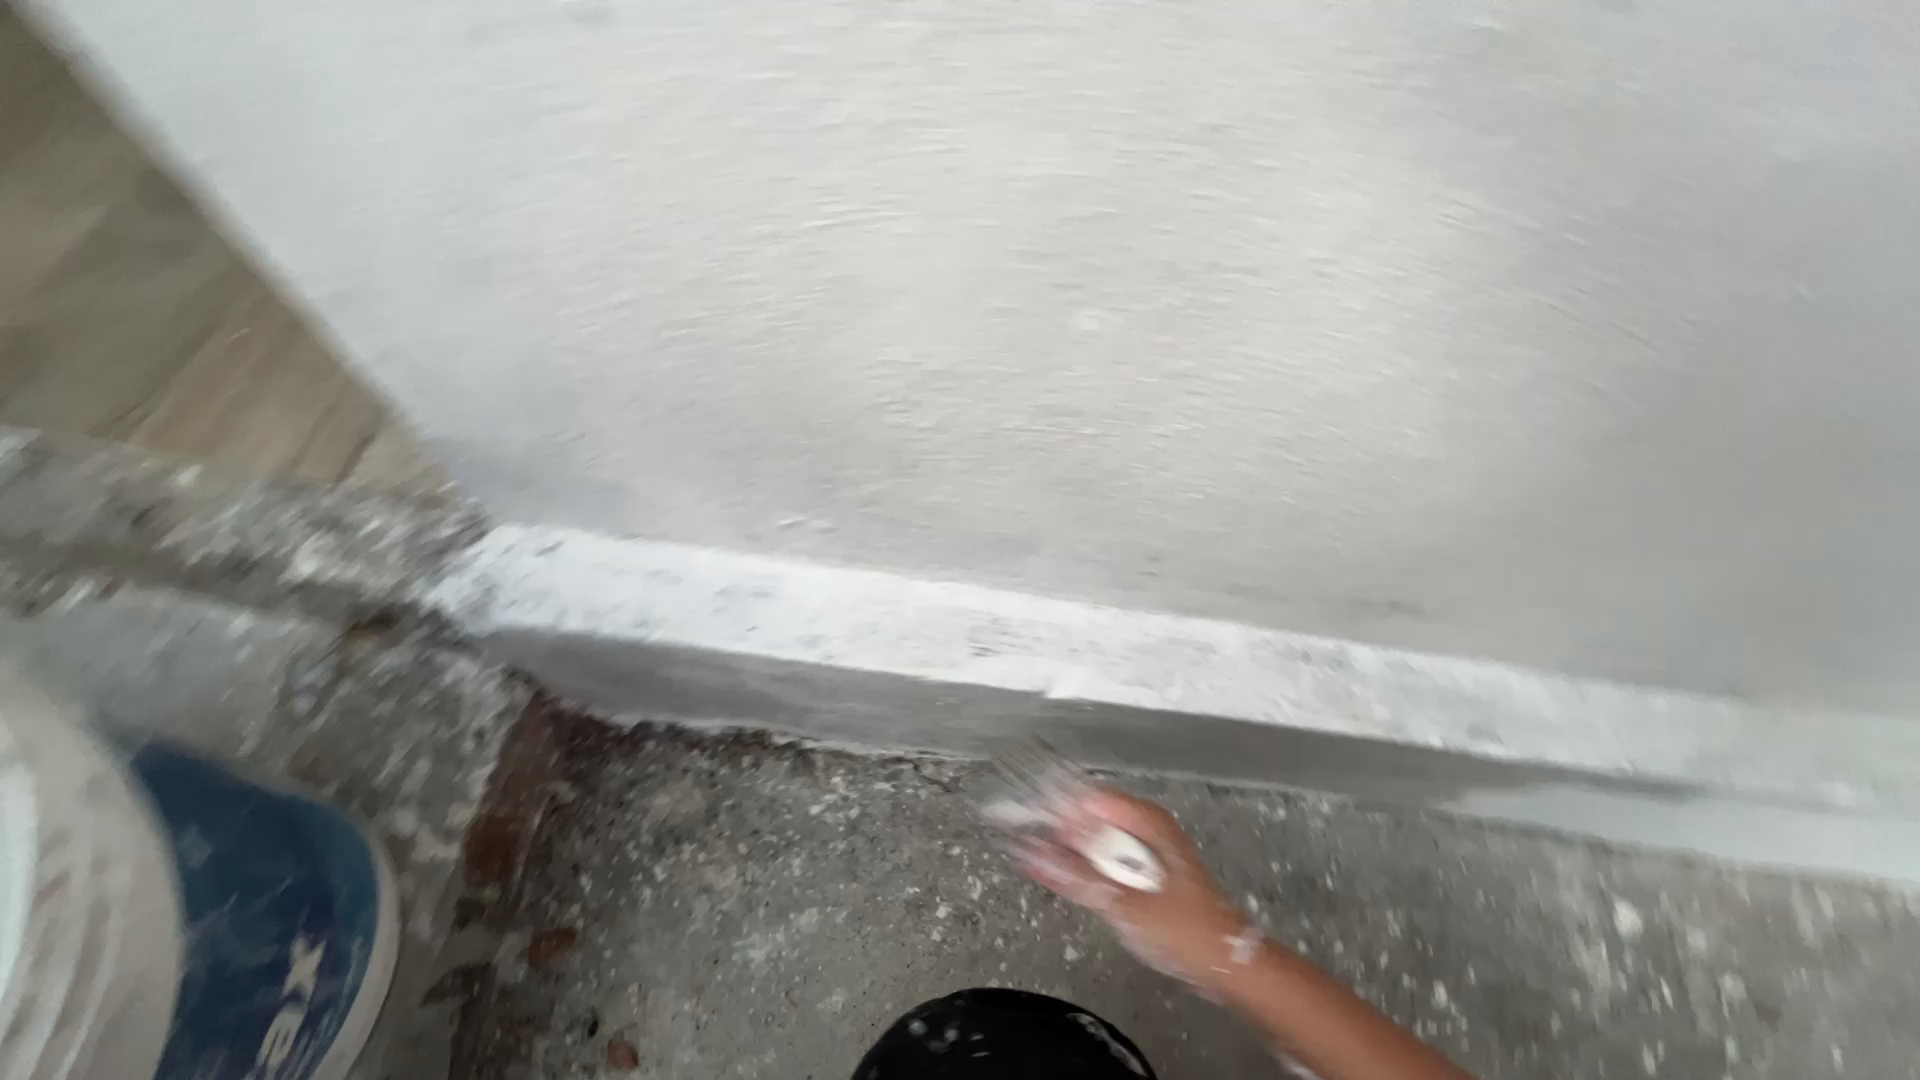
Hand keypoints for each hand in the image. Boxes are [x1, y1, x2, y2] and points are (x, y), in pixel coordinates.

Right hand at [1014, 786, 1260, 992]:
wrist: (1228, 966)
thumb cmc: (1183, 930)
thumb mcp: (1124, 904)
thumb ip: (1076, 877)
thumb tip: (1028, 851)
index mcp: (1144, 820)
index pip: (1085, 795)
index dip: (1051, 806)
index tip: (1018, 822)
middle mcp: (1143, 825)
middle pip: (1087, 813)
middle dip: (1054, 827)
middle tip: (1021, 845)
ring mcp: (1143, 847)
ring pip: (1093, 837)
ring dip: (1066, 848)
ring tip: (1034, 860)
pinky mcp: (1142, 869)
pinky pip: (1103, 857)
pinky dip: (1083, 864)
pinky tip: (1062, 876)